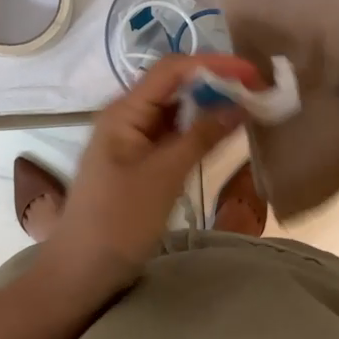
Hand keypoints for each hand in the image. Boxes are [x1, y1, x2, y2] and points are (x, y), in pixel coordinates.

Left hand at [38, 54, 258, 301]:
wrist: (81, 274)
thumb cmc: (118, 222)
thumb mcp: (164, 177)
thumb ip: (201, 136)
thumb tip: (240, 104)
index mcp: (124, 111)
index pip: (173, 69)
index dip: (214, 65)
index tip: (253, 73)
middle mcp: (127, 116)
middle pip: (175, 84)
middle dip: (215, 82)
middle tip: (258, 91)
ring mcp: (132, 139)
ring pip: (176, 109)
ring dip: (210, 105)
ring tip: (249, 107)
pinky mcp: (140, 162)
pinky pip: (173, 133)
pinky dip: (199, 129)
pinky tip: (224, 133)